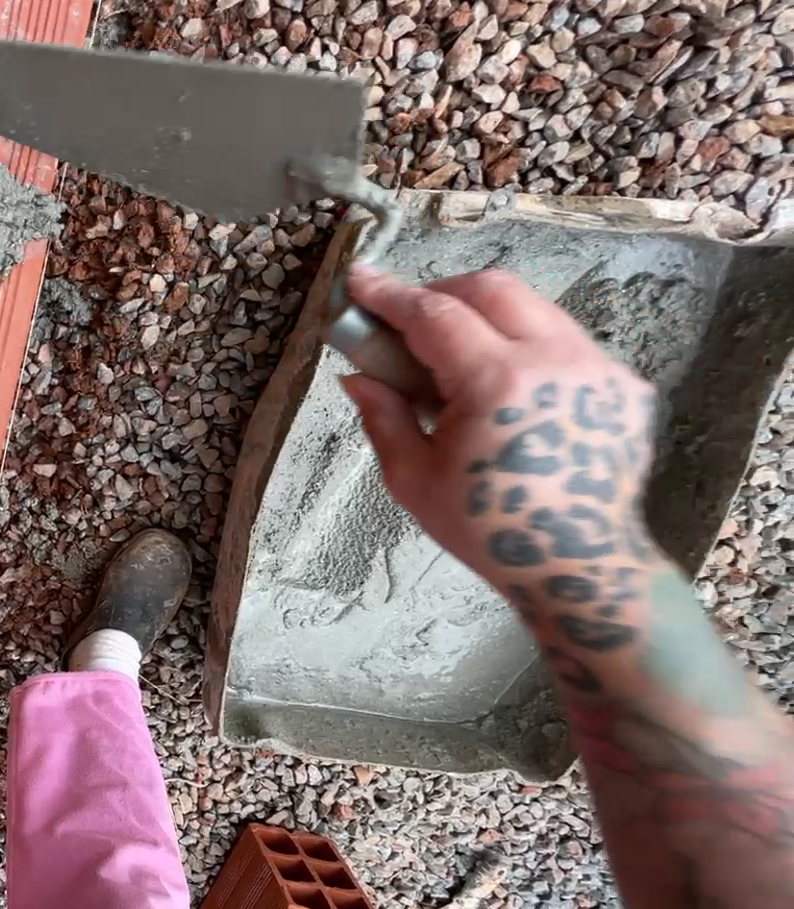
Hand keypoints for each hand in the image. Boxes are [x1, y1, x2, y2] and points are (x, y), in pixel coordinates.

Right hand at [341, 266, 660, 609]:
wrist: (573, 559)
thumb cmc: (479, 522)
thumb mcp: (409, 474)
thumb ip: (383, 415)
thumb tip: (358, 377)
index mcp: (497, 383)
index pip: (436, 316)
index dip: (390, 295)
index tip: (357, 279)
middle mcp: (556, 360)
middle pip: (494, 289)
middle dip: (438, 290)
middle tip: (401, 315)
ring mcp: (597, 368)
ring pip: (532, 308)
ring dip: (479, 313)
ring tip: (443, 350)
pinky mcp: (619, 383)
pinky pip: (559, 340)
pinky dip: (514, 342)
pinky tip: (491, 383)